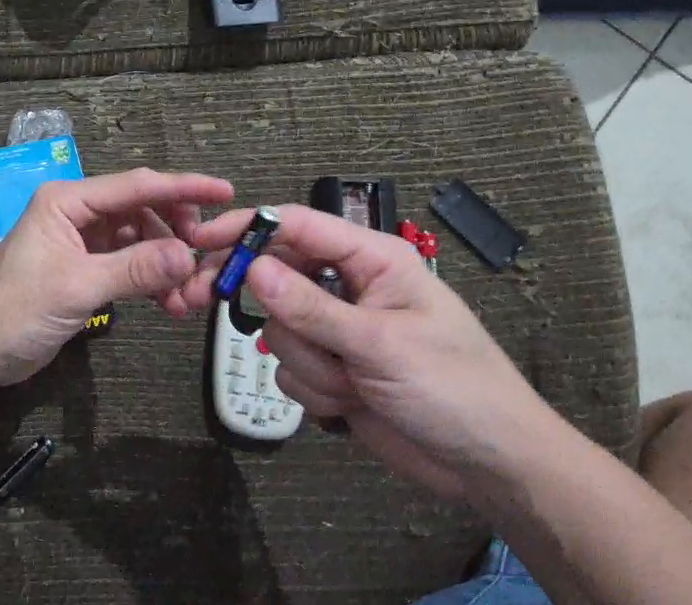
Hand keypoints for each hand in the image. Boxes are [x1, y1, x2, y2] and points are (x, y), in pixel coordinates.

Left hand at [0, 169, 233, 388]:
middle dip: (177, 232)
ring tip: (187, 297)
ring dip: (166, 263)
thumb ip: (134, 269)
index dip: (183, 187)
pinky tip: (168, 304)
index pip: (136, 185)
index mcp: (67, 200)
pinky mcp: (85, 268)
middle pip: (142, 209)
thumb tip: (189, 257)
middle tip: (207, 258)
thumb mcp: (78, 287)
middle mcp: (77, 212)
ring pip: (140, 239)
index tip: (227, 192)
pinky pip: (130, 264)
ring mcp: (82, 240)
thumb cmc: (18, 309)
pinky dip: (151, 280)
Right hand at [179, 205, 554, 500]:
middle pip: (277, 277)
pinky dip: (313, 390)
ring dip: (309, 364)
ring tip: (354, 385)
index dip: (247, 228)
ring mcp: (338, 331)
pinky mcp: (332, 370)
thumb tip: (252, 267)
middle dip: (260, 302)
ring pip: (280, 330)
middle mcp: (349, 287)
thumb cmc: (455, 389)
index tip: (201, 240)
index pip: (297, 226)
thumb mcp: (380, 344)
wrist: (490, 467)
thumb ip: (311, 307)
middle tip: (202, 300)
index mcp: (372, 260)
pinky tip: (351, 405)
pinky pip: (289, 368)